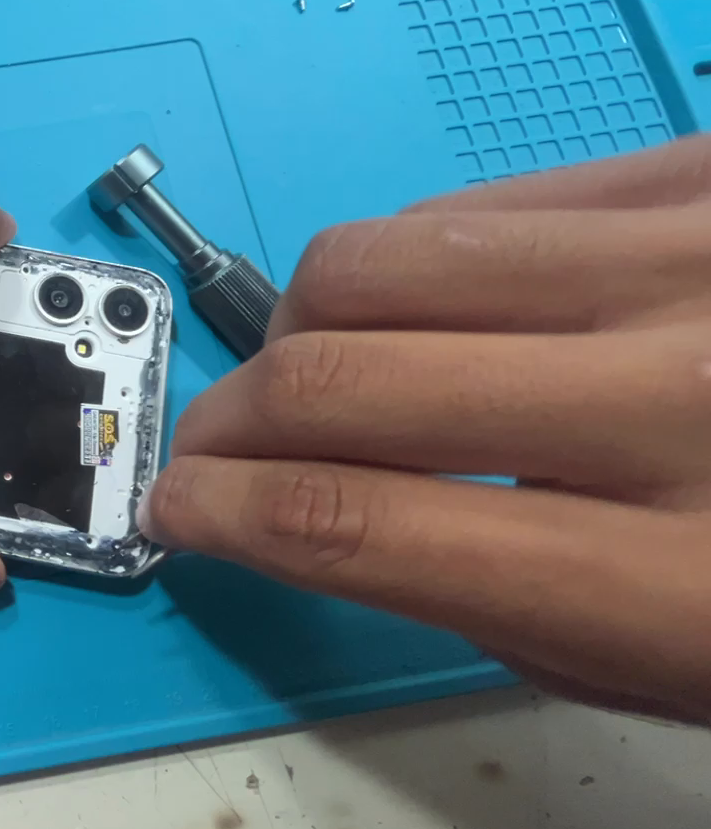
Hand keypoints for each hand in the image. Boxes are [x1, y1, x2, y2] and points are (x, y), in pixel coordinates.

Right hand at [141, 137, 710, 723]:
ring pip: (358, 268)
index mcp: (690, 580)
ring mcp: (702, 256)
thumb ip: (453, 584)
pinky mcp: (709, 167)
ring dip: (293, 337)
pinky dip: (392, 275)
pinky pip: (451, 206)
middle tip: (214, 446)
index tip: (170, 504)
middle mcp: (691, 396)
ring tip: (323, 370)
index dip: (217, 510)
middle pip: (327, 382)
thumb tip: (282, 505)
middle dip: (224, 422)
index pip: (347, 522)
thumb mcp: (655, 661)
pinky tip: (434, 315)